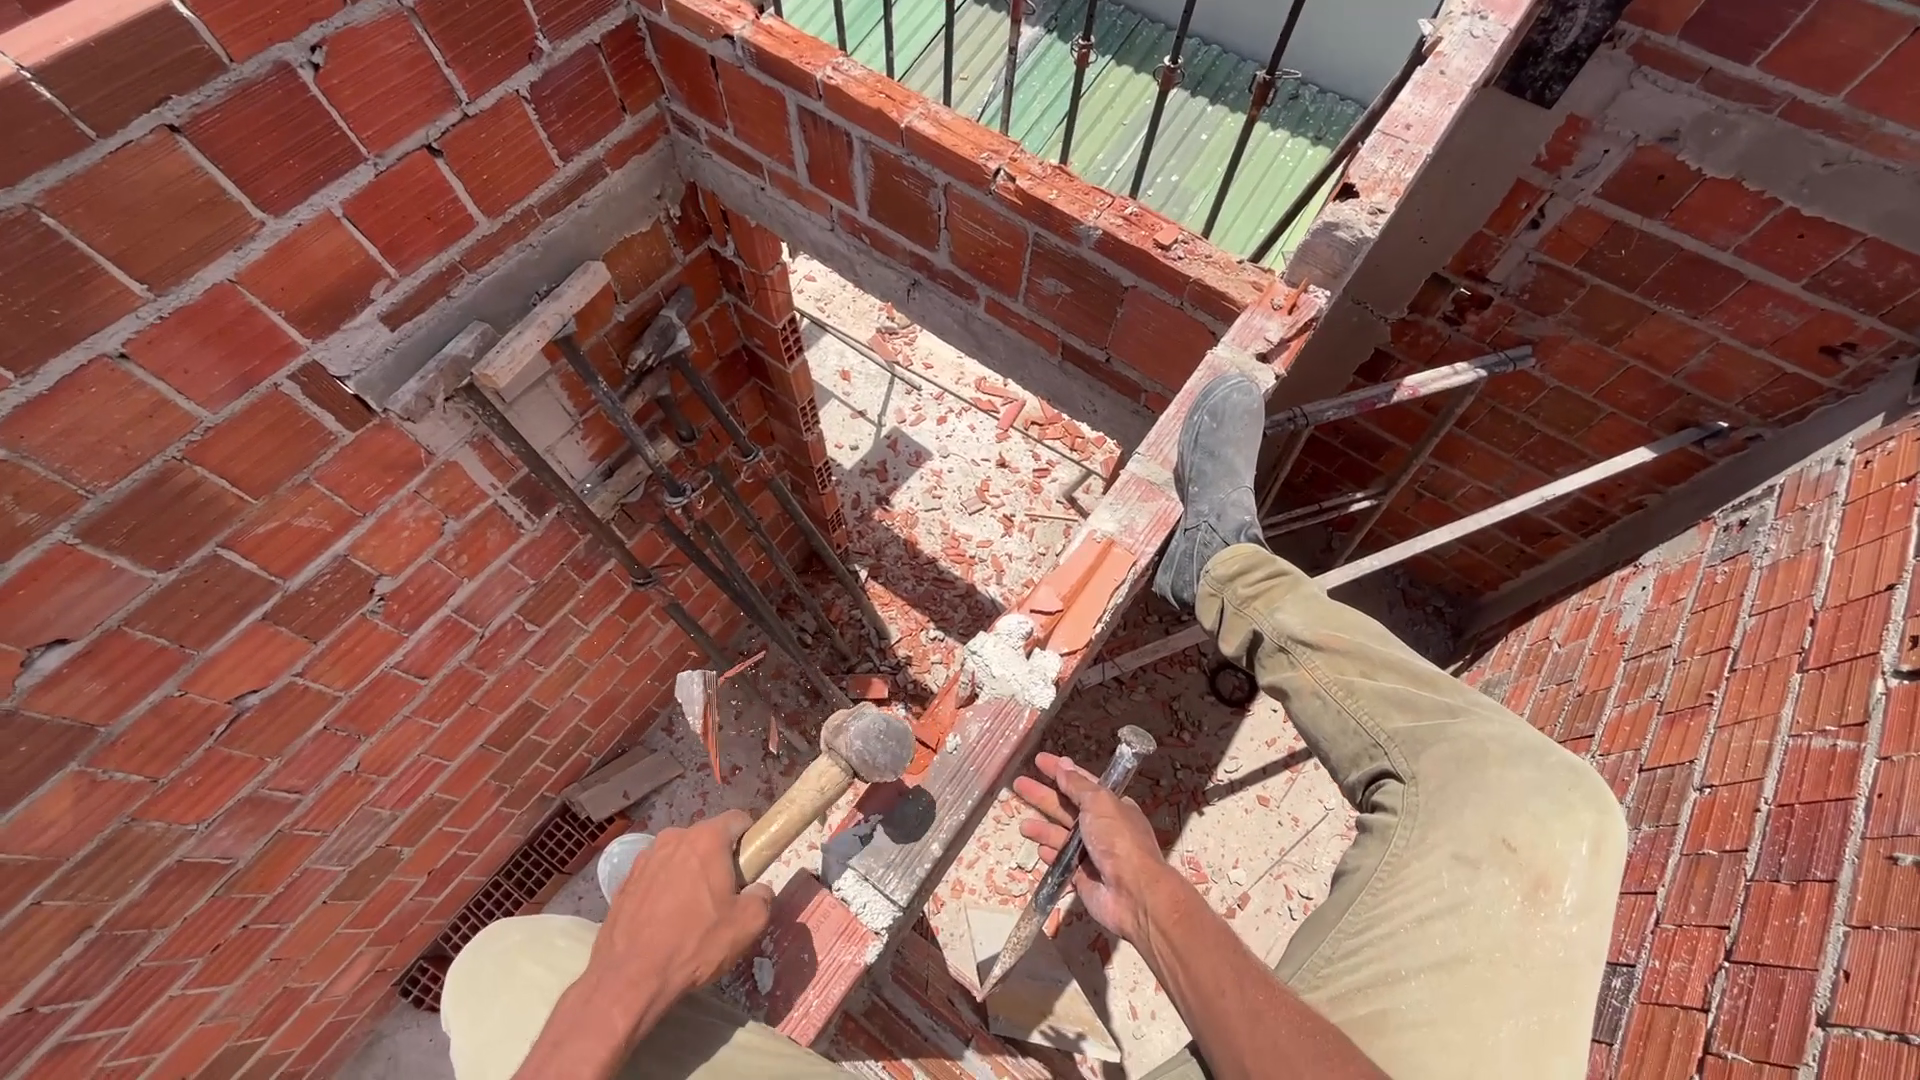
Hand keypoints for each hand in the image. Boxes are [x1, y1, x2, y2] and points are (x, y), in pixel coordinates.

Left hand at [592, 811, 773, 996]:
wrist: (628, 980)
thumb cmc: (693, 944)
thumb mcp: (747, 924)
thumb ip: (762, 897)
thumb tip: (757, 890)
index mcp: (705, 840)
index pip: (738, 819)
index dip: (750, 840)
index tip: (751, 867)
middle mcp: (673, 839)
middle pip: (706, 839)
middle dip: (718, 860)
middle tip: (724, 896)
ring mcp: (644, 859)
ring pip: (679, 857)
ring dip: (690, 874)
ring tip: (690, 913)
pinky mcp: (624, 882)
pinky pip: (656, 876)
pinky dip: (664, 890)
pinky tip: (664, 922)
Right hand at [1013, 752, 1184, 943]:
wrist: (1132, 892)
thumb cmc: (1118, 840)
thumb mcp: (1099, 803)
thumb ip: (1078, 785)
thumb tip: (1064, 765)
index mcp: (1111, 806)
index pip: (1081, 783)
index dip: (1060, 771)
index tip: (1040, 760)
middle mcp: (1102, 827)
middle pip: (1066, 807)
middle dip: (1043, 796)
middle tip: (1019, 785)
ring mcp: (1092, 853)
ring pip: (1060, 835)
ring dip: (1042, 827)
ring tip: (1023, 825)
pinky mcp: (1082, 876)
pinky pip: (1062, 862)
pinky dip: (1051, 855)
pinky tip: (1040, 850)